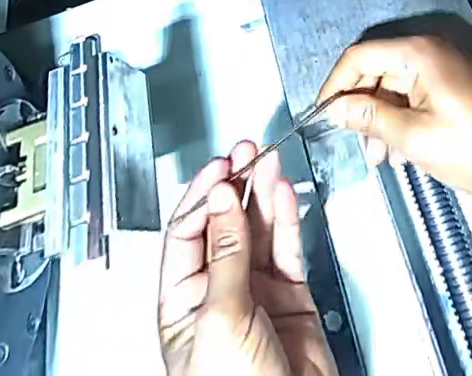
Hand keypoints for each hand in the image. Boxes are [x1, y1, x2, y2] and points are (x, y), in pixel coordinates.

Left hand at [158, 142, 336, 375]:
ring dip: (261, 192)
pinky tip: (283, 192)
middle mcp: (217, 291)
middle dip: (234, 185)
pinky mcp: (289, 293)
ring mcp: (254, 290)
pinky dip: (286, 215)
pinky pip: (286, 244)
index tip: (221, 165)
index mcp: (182, 302)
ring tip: (266, 160)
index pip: (188, 232)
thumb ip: (225, 252)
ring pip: (257, 228)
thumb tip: (221, 196)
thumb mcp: (222, 318)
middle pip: (224, 223)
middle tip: (246, 152)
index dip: (204, 195)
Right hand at [315, 35, 471, 199]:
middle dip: (360, 107)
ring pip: (393, 84)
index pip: (359, 57)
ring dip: (381, 118)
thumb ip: (370, 118)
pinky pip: (413, 92)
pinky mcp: (451, 80)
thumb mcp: (416, 137)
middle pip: (376, 69)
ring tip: (381, 158)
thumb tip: (335, 108)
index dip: (335, 85)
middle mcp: (428, 49)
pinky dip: (402, 117)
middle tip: (357, 145)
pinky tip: (402, 151)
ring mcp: (441, 64)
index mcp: (418, 54)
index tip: (322, 115)